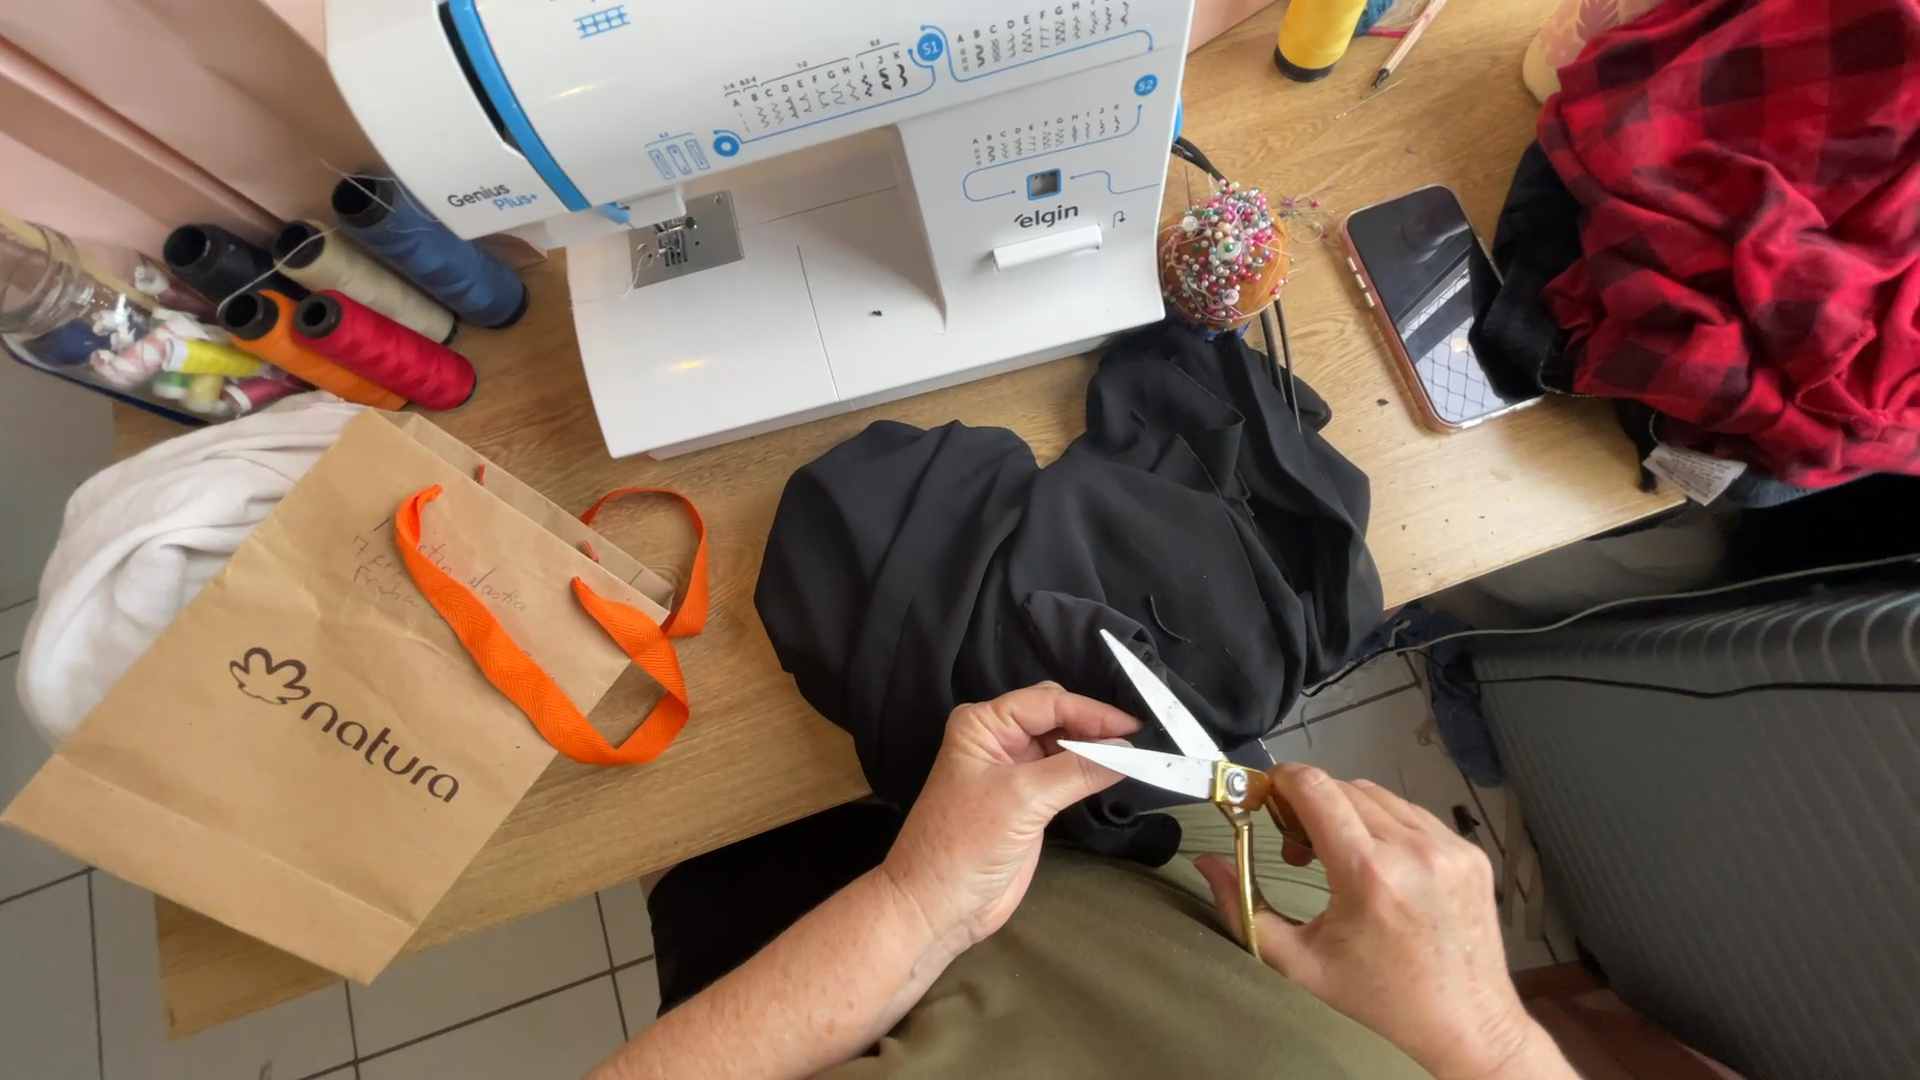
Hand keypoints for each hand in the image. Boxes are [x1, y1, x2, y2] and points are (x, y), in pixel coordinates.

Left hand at [881, 683, 1137, 952]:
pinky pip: (1064, 772)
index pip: (1047, 702)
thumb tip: (1127, 751)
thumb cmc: (966, 843)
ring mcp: (1011, 767)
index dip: (1091, 712)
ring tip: (1135, 755)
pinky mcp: (1026, 798)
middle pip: (1055, 716)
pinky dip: (1088, 770)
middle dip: (1093, 725)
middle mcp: (996, 737)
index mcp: (983, 723)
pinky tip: (1113, 773)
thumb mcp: (1023, 800)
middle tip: (1138, 742)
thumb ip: (1076, 771)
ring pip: (1062, 743)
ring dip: (1094, 748)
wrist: (938, 906)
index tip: (1133, 729)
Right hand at [1195, 765, 1564, 1079]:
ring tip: (1335, 853)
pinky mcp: (1469, 852)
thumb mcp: (1299, 962)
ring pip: (1372, 793)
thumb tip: (1207, 861)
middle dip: (1305, 803)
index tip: (1264, 799)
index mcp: (1368, 874)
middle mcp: (1412, 851)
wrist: (1473, 1031)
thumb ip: (1243, 907)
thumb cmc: (1380, 1000)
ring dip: (1342, 810)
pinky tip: (1374, 859)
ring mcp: (1447, 848)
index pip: (1313, 787)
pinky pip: (1406, 810)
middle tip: (1295, 844)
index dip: (1279, 781)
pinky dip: (1378, 822)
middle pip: (1337, 786)